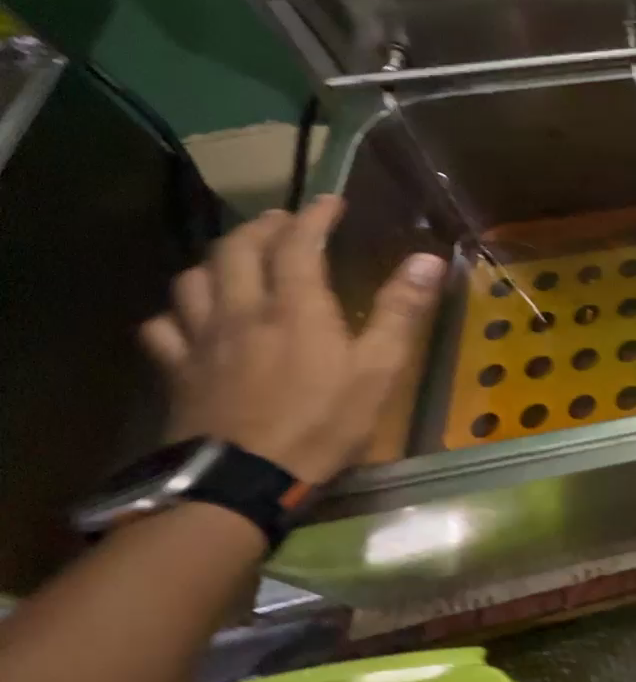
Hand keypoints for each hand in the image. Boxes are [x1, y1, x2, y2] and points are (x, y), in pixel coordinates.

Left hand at [138, 195, 446, 484]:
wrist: (242, 480)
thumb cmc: (324, 422)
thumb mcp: (380, 369)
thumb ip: (400, 311)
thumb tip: (427, 259)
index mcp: (294, 308)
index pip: (298, 244)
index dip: (315, 216)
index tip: (331, 200)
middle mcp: (241, 312)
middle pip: (236, 251)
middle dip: (261, 228)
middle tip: (284, 221)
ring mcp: (201, 342)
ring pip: (193, 281)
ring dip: (217, 260)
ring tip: (237, 259)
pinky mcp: (177, 372)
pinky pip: (163, 328)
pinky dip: (178, 312)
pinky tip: (191, 318)